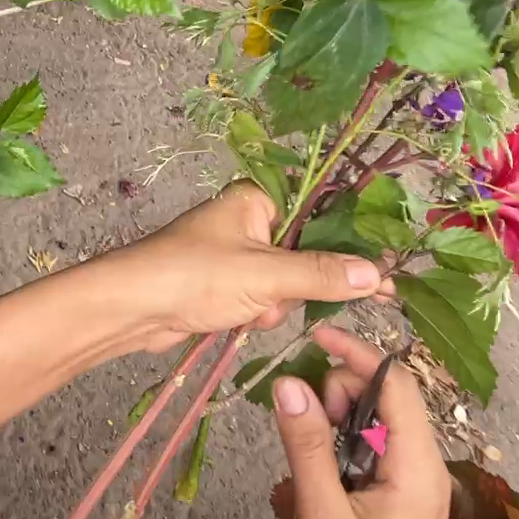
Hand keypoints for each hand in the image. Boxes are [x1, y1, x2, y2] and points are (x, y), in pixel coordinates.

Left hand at [89, 183, 392, 352]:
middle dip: (295, 285)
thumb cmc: (194, 275)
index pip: (318, 212)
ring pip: (286, 283)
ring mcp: (236, 253)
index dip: (348, 243)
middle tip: (279, 296)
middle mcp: (246, 219)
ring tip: (247, 307)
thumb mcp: (265, 274)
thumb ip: (321, 274)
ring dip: (273, 304)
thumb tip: (377, 272)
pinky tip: (236, 319)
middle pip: (305, 253)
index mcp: (254, 198)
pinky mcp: (226, 283)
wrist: (134, 307)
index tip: (385, 271)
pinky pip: (263, 299)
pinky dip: (256, 314)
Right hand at [272, 326, 450, 518]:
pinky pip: (367, 437)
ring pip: (372, 413)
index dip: (357, 350)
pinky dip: (339, 433)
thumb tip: (288, 379)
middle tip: (310, 420)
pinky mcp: (396, 487)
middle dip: (339, 389)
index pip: (395, 383)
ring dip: (336, 412)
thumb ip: (306, 444)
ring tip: (315, 451)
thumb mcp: (325, 513)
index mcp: (417, 466)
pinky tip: (323, 461)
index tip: (314, 332)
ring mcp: (411, 476)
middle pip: (381, 392)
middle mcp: (423, 463)